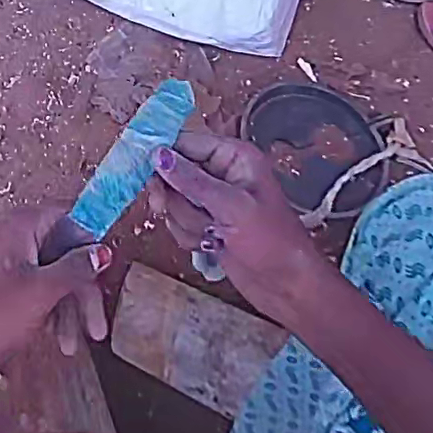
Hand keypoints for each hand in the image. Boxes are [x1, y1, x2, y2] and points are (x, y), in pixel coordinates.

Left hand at [0, 205, 112, 366]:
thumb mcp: (42, 290)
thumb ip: (77, 267)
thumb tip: (103, 250)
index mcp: (23, 224)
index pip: (70, 216)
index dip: (91, 238)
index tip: (109, 265)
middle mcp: (20, 236)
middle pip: (68, 250)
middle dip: (84, 288)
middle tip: (97, 323)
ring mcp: (16, 262)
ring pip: (59, 274)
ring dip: (72, 307)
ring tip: (76, 343)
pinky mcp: (14, 287)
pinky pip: (46, 289)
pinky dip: (58, 311)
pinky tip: (62, 339)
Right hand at [147, 130, 330, 324]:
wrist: (290, 289)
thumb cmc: (272, 242)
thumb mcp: (232, 208)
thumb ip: (192, 181)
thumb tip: (158, 155)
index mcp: (233, 156)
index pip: (186, 143)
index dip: (163, 156)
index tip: (142, 170)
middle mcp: (221, 172)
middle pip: (173, 171)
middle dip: (175, 196)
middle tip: (162, 208)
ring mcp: (212, 199)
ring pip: (174, 199)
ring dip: (186, 220)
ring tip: (212, 234)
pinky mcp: (207, 222)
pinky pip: (179, 220)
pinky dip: (188, 234)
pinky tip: (210, 245)